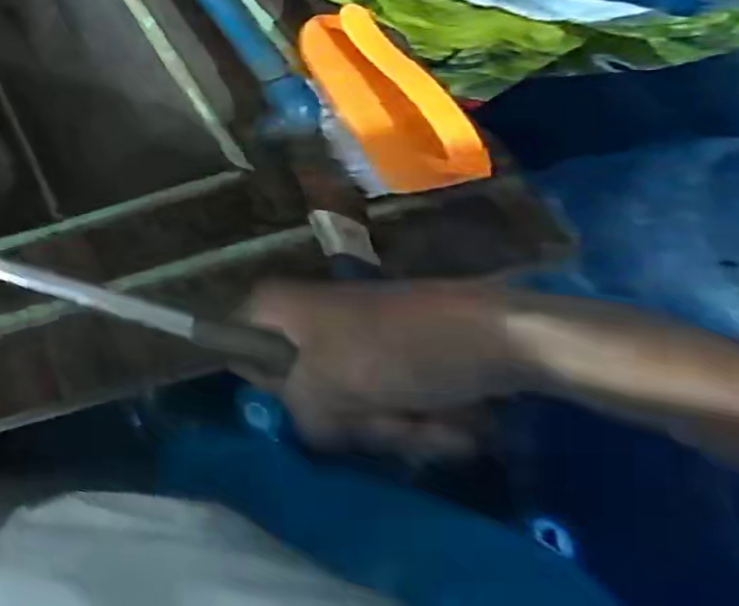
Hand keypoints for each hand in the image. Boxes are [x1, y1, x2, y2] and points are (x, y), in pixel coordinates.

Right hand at [239, 279, 524, 457]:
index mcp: (273, 307)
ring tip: (435, 427)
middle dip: (353, 419)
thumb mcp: (329, 386)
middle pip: (303, 386)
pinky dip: (420, 419)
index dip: (267, 385)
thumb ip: (298, 413)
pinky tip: (453, 422)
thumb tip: (306, 432)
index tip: (304, 407)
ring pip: (353, 401)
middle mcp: (303, 316)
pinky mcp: (396, 354)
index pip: (235, 347)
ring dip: (396, 428)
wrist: (503, 335)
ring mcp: (352, 335)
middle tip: (385, 424)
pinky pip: (389, 398)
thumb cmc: (395, 348)